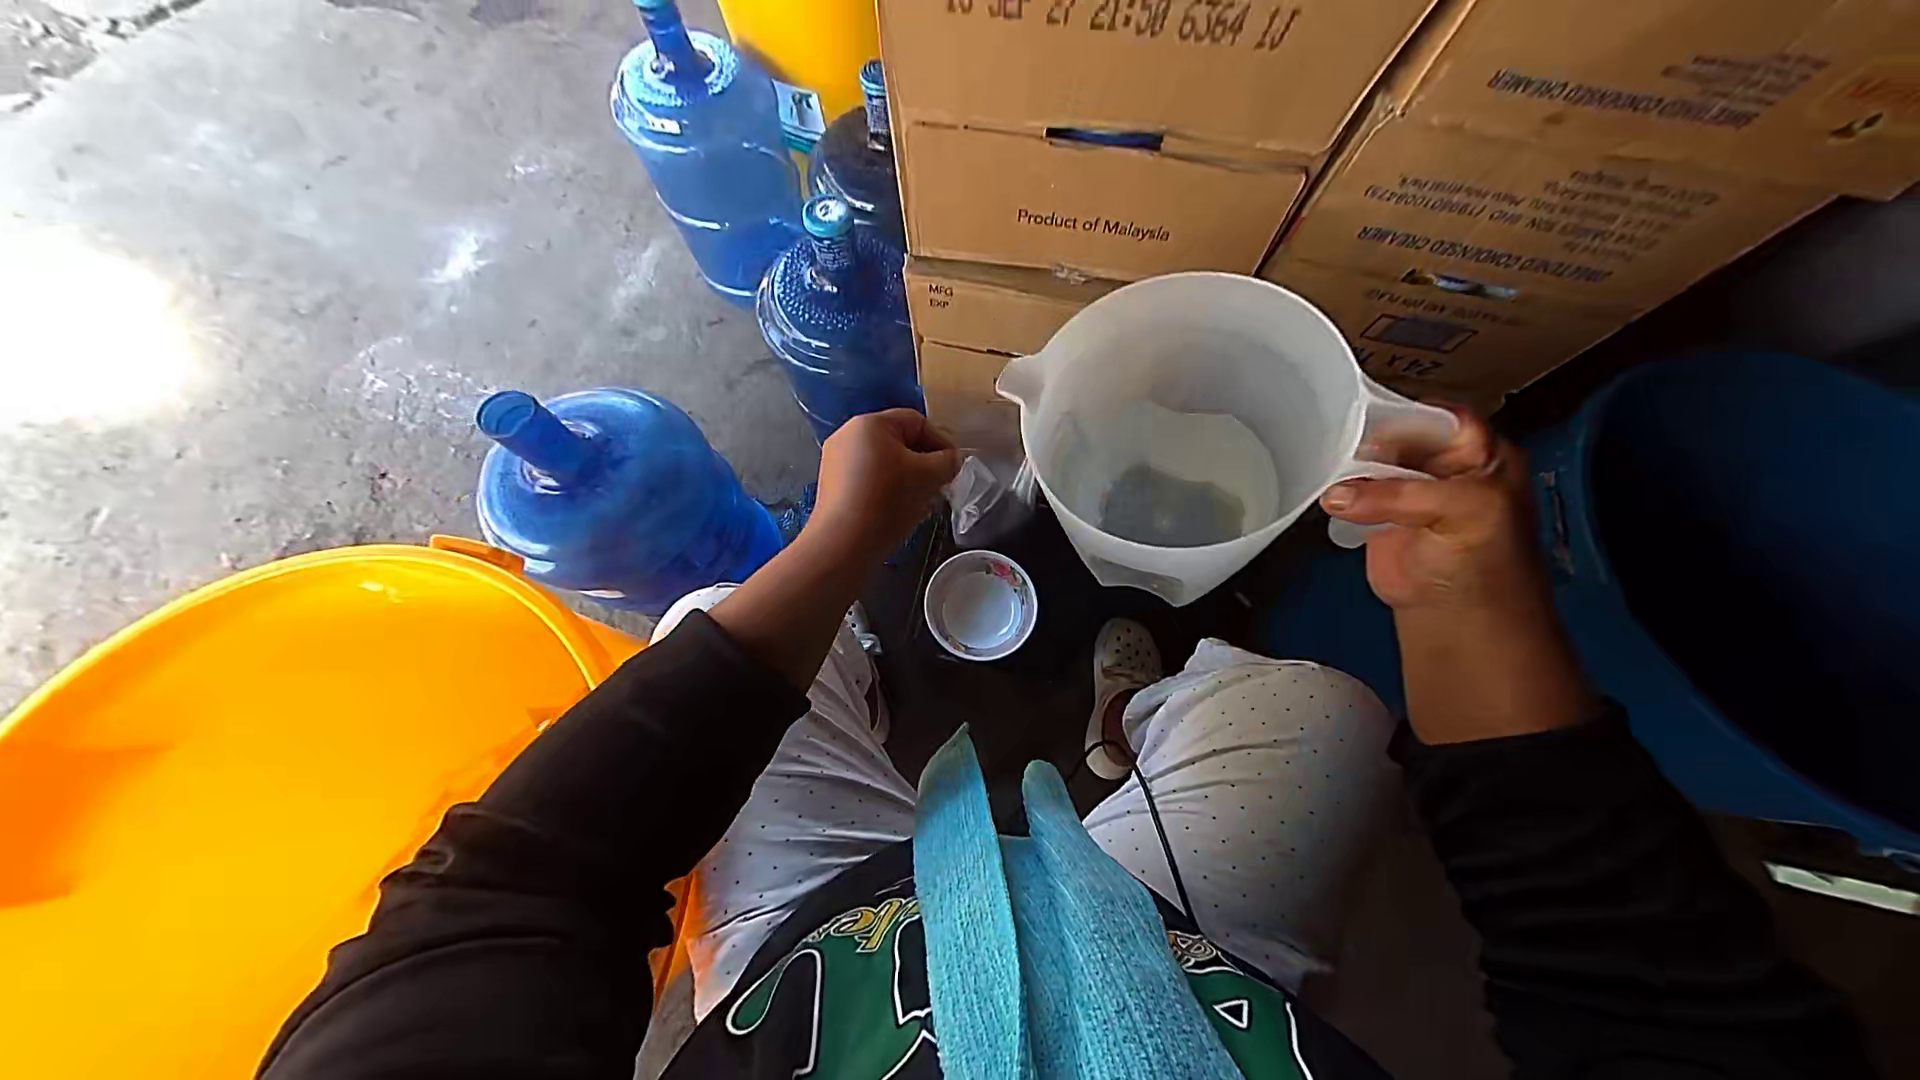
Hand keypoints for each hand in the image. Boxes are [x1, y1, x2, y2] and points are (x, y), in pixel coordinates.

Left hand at [807, 409, 960, 561]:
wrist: (843, 545)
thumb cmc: (887, 501)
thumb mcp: (928, 477)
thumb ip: (947, 461)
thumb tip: (950, 460)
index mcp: (870, 423)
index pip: (917, 422)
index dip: (942, 442)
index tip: (954, 467)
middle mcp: (848, 435)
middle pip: (900, 442)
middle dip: (925, 463)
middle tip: (940, 485)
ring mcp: (836, 461)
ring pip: (885, 463)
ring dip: (909, 479)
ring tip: (922, 502)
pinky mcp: (833, 486)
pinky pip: (870, 479)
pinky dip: (889, 490)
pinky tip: (900, 511)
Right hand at [1320, 407, 1591, 742]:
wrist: (1456, 619)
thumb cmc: (1480, 563)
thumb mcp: (1462, 513)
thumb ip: (1400, 495)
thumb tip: (1334, 495)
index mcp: (1480, 455)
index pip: (1440, 417)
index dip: (1406, 413)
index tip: (1361, 413)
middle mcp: (1443, 468)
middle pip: (1400, 436)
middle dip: (1368, 438)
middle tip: (1331, 437)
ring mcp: (1408, 492)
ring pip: (1372, 463)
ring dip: (1348, 465)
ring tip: (1320, 462)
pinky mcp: (1376, 515)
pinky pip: (1352, 492)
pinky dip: (1336, 491)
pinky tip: (1322, 489)